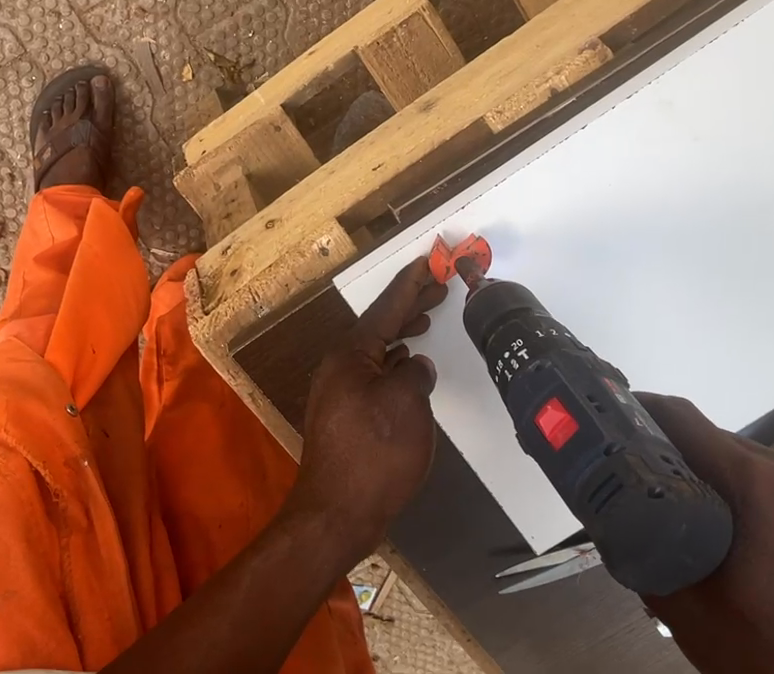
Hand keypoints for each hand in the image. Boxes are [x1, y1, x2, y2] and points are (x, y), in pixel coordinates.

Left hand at [289, 258, 445, 564]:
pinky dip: (394, 362)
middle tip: (437, 285)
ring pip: (375, 349)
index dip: (409, 284)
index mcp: (350, 355)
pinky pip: (373, 373)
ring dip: (401, 332)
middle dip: (408, 304)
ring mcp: (339, 391)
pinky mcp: (345, 416)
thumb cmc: (374, 454)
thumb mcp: (407, 405)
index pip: (385, 308)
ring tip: (426, 318)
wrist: (337, 512)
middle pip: (379, 325)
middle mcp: (339, 366)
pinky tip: (408, 367)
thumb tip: (414, 365)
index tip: (427, 261)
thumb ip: (416, 374)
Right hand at [636, 393, 773, 673]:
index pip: (683, 420)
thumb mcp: (686, 607)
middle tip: (666, 499)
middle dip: (691, 464)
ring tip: (719, 532)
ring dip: (736, 488)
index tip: (617, 422)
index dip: (643, 414)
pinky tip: (770, 552)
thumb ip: (642, 548)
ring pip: (768, 470)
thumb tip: (611, 515)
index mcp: (760, 485)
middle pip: (727, 446)